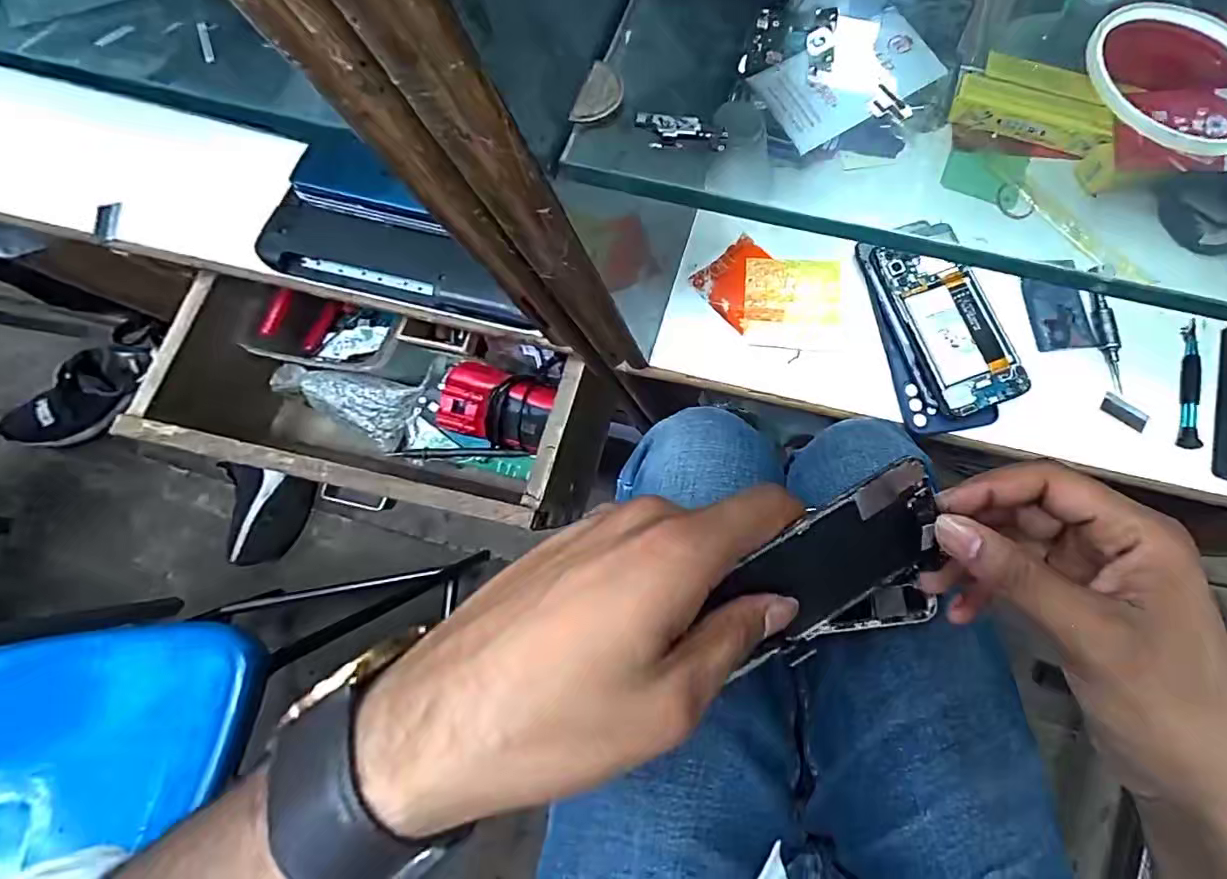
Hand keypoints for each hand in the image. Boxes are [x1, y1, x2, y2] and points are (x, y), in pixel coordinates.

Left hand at [351, 487, 801, 837]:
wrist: (428, 724)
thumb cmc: (554, 723)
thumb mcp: (669, 705)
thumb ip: (735, 639)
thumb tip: (773, 602)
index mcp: (677, 549)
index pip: (763, 503)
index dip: (793, 523)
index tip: (798, 559)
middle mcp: (639, 518)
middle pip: (716, 525)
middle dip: (731, 571)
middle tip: (713, 638)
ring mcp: (595, 522)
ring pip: (671, 535)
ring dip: (682, 575)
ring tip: (651, 644)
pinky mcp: (563, 538)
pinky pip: (627, 542)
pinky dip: (640, 573)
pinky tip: (605, 632)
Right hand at [920, 462, 1226, 802]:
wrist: (1206, 793)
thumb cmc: (1172, 708)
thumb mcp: (1088, 633)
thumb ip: (1016, 574)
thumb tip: (952, 528)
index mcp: (1137, 533)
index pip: (1053, 484)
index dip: (994, 488)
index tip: (945, 507)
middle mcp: (1116, 544)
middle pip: (1032, 512)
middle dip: (980, 530)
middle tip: (932, 548)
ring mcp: (1097, 575)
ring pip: (1022, 546)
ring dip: (979, 562)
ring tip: (937, 581)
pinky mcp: (1081, 605)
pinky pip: (1026, 581)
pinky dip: (994, 591)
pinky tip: (966, 608)